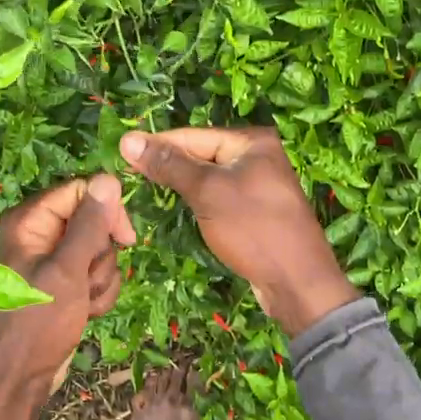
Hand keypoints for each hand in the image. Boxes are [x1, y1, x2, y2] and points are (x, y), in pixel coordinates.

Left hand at [0, 173, 135, 419]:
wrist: (22, 381)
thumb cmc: (37, 324)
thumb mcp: (67, 271)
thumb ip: (89, 224)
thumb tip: (108, 178)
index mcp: (29, 220)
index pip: (82, 191)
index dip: (107, 213)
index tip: (125, 238)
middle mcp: (38, 233)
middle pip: (94, 221)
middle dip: (101, 257)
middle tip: (86, 282)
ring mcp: (51, 258)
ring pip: (100, 250)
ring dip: (100, 280)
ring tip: (82, 303)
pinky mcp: (63, 281)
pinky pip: (95, 273)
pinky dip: (96, 293)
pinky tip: (84, 312)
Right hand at [120, 127, 358, 336]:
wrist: (299, 283)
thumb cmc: (254, 228)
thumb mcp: (207, 192)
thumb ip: (169, 165)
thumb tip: (128, 139)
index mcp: (252, 141)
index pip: (193, 136)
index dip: (157, 146)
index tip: (121, 154)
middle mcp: (258, 155)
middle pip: (200, 155)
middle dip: (168, 166)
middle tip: (128, 175)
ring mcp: (259, 184)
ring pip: (208, 178)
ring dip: (180, 185)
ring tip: (143, 190)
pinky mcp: (256, 211)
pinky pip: (219, 197)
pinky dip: (198, 201)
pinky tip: (176, 208)